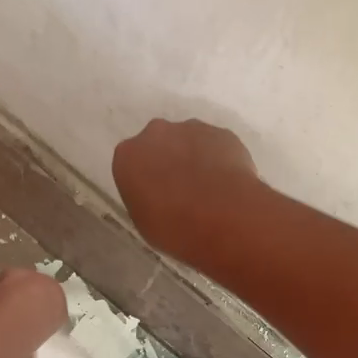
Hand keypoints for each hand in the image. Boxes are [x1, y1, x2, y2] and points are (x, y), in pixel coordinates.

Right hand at [111, 118, 261, 257]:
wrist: (224, 218)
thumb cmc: (175, 228)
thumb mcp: (145, 222)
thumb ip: (145, 199)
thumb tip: (158, 197)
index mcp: (128, 156)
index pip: (132, 164)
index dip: (146, 181)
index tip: (157, 199)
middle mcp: (156, 133)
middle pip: (159, 145)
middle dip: (169, 162)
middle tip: (184, 192)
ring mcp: (191, 129)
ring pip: (190, 141)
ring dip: (196, 159)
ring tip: (210, 190)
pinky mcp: (222, 133)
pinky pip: (218, 146)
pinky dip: (221, 161)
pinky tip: (229, 185)